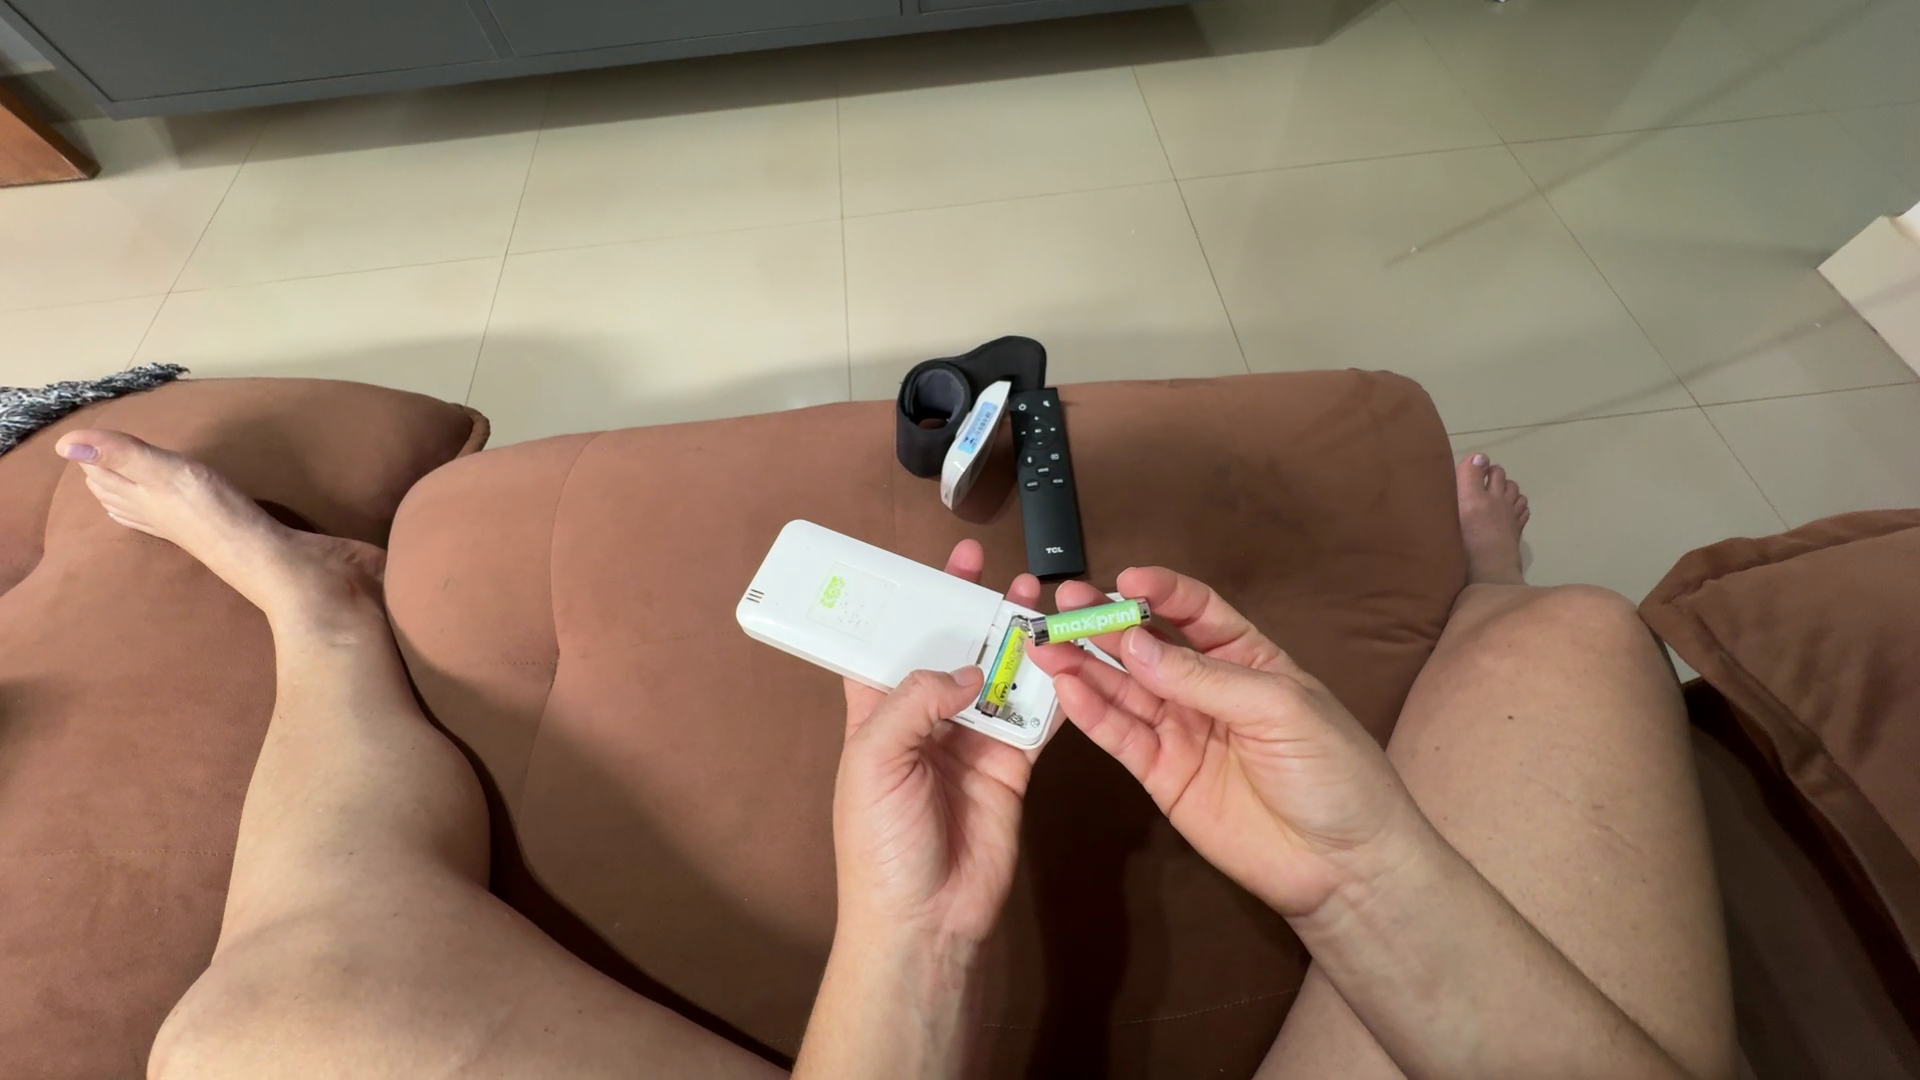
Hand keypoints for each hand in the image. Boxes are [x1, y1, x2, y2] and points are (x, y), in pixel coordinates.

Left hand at [834, 540, 1041, 946]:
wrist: (928, 919)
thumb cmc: (880, 843)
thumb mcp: (874, 759)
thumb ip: (914, 700)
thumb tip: (967, 669)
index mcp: (878, 711)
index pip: (890, 644)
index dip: (909, 606)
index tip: (931, 570)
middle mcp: (925, 718)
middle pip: (952, 650)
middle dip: (970, 611)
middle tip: (992, 573)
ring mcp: (970, 738)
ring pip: (998, 675)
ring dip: (1015, 641)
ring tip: (1033, 601)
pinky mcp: (1010, 762)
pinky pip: (1033, 716)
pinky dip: (1050, 688)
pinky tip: (1064, 655)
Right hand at [1026, 567, 1419, 919]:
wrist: (1344, 867)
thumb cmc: (1334, 772)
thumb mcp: (1279, 708)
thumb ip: (1203, 677)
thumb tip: (1135, 643)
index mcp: (1245, 658)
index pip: (1195, 611)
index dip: (1160, 591)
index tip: (1125, 580)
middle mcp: (1204, 687)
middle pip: (1146, 645)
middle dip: (1106, 621)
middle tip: (1067, 602)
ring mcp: (1178, 729)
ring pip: (1122, 688)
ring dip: (1084, 664)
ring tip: (1047, 642)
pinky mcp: (1159, 772)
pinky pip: (1118, 735)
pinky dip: (1090, 712)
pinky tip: (1066, 687)